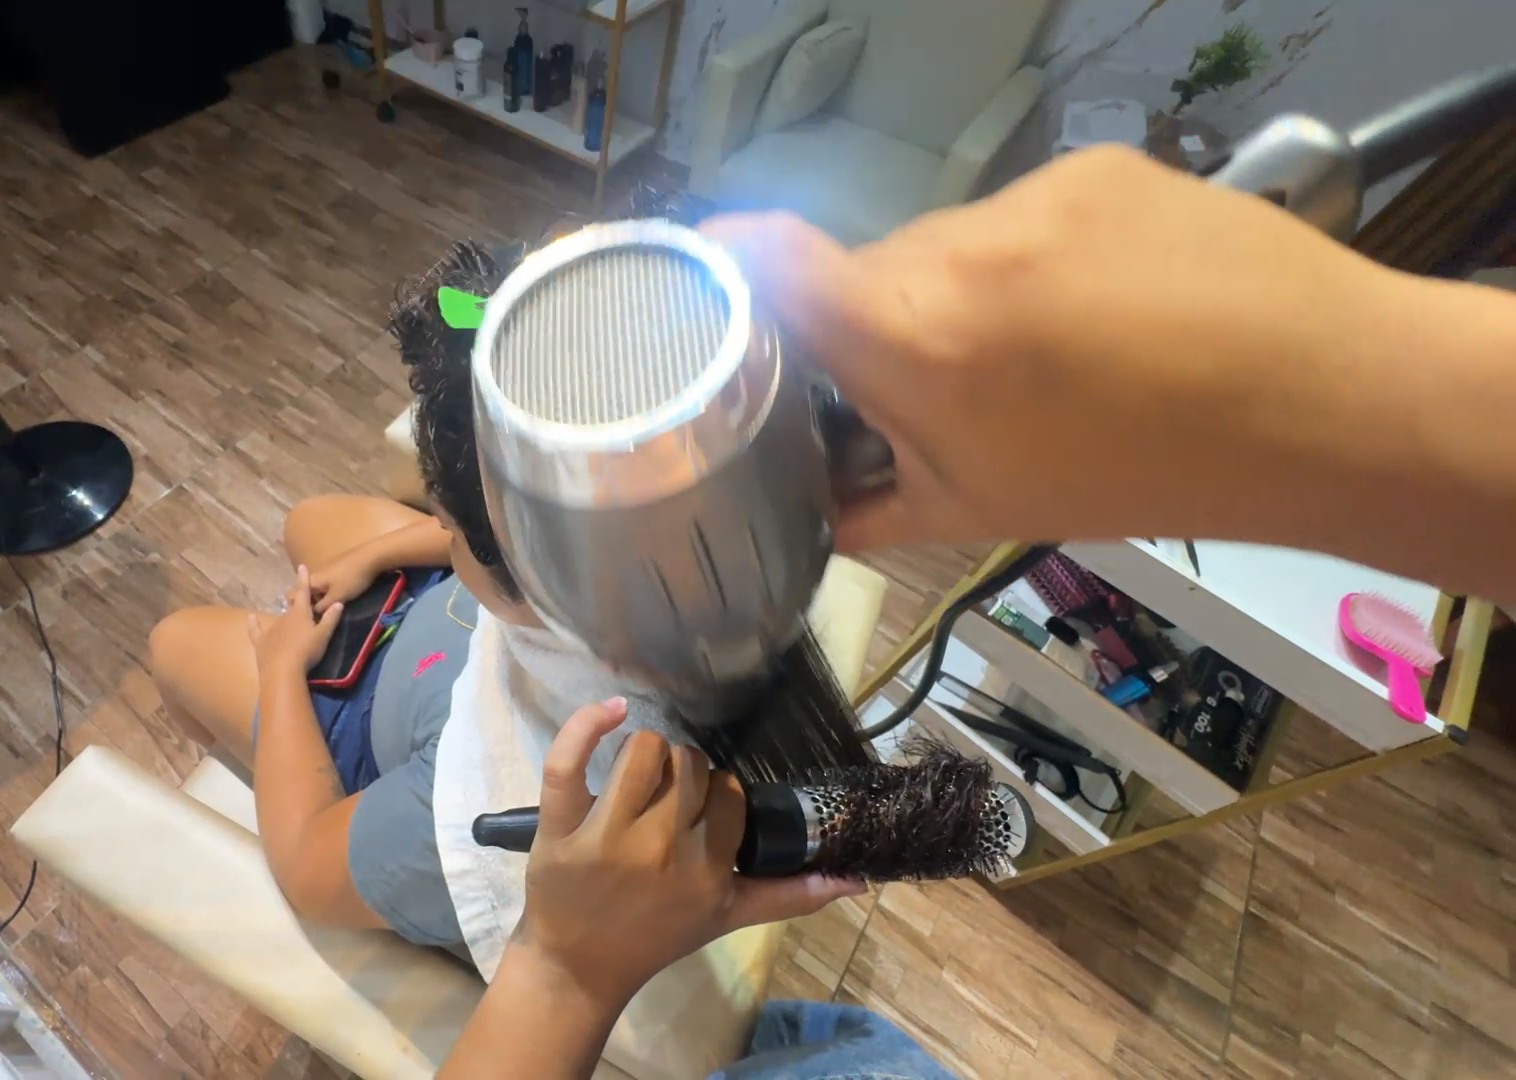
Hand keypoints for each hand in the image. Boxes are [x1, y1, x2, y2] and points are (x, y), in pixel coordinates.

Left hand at [250, 565, 344, 675]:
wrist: (283, 671)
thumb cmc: (307, 652)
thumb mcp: (324, 635)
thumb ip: (331, 618)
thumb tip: (338, 602)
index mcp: (300, 614)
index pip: (303, 592)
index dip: (303, 579)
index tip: (302, 567)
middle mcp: (284, 617)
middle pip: (292, 607)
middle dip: (297, 603)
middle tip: (304, 604)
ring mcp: (271, 630)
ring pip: (279, 619)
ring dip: (285, 618)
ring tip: (291, 622)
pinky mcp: (261, 643)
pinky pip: (256, 630)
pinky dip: (254, 624)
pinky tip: (251, 618)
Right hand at [308, 550, 379, 611]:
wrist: (371, 557)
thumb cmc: (352, 579)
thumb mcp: (337, 597)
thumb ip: (323, 606)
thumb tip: (313, 612)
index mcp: (312, 580)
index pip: (296, 595)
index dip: (302, 607)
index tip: (313, 618)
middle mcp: (316, 572)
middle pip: (309, 591)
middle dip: (314, 603)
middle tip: (325, 614)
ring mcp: (328, 567)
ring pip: (320, 586)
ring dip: (324, 596)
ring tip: (334, 607)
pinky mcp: (339, 566)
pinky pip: (330, 581)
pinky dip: (332, 589)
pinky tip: (343, 594)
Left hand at [512, 699, 864, 1006]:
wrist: (579, 965)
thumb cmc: (654, 935)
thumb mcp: (726, 918)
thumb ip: (789, 896)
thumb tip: (855, 878)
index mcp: (707, 869)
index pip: (730, 793)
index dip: (718, 793)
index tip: (702, 809)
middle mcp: (661, 848)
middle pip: (689, 765)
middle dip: (684, 771)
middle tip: (667, 795)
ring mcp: (605, 834)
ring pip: (643, 750)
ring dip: (646, 753)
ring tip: (638, 776)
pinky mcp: (560, 822)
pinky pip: (569, 760)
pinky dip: (587, 724)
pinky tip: (611, 709)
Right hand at [702, 146, 1397, 552]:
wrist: (1323, 402)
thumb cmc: (1124, 472)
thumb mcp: (969, 511)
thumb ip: (860, 513)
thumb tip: (799, 519)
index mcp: (911, 337)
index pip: (775, 261)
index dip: (718, 257)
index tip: (696, 273)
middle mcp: (953, 249)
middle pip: (857, 273)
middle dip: (864, 326)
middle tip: (912, 383)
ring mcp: (1026, 199)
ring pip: (928, 249)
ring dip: (937, 299)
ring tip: (1008, 353)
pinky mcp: (1088, 171)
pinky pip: (1001, 221)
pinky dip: (1006, 267)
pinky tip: (1068, 310)